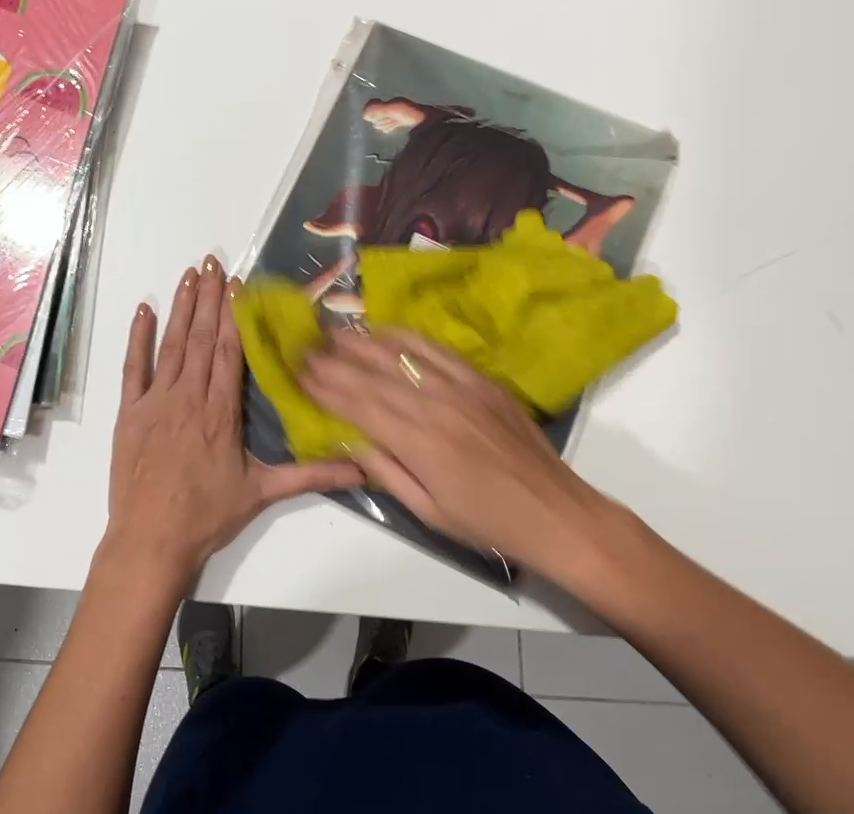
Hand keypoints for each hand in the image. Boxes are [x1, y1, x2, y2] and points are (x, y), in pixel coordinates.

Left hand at [104, 256, 364, 582]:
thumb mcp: (262, 494)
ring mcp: (155, 403)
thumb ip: (311, 476)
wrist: (149, 540)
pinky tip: (144, 311)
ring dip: (180, 308)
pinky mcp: (130, 413)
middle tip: (212, 261)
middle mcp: (188, 398)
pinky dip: (138, 339)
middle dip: (208, 298)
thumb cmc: (206, 517)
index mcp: (220, 413)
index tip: (238, 284)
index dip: (234, 316)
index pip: (230, 352)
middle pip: (201, 339)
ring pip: (171, 346)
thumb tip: (361, 470)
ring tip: (188, 274)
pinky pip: (133, 369)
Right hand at [299, 328, 618, 587]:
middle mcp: (436, 407)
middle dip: (334, 362)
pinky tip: (384, 331)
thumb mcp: (427, 511)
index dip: (325, 390)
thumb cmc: (487, 522)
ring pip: (401, 357)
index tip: (299, 376)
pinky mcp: (482, 381)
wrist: (555, 512)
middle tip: (305, 349)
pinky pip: (437, 351)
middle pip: (373, 377)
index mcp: (419, 444)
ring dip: (363, 343)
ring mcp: (461, 388)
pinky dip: (406, 339)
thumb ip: (385, 471)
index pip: (359, 407)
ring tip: (333, 333)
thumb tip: (349, 440)